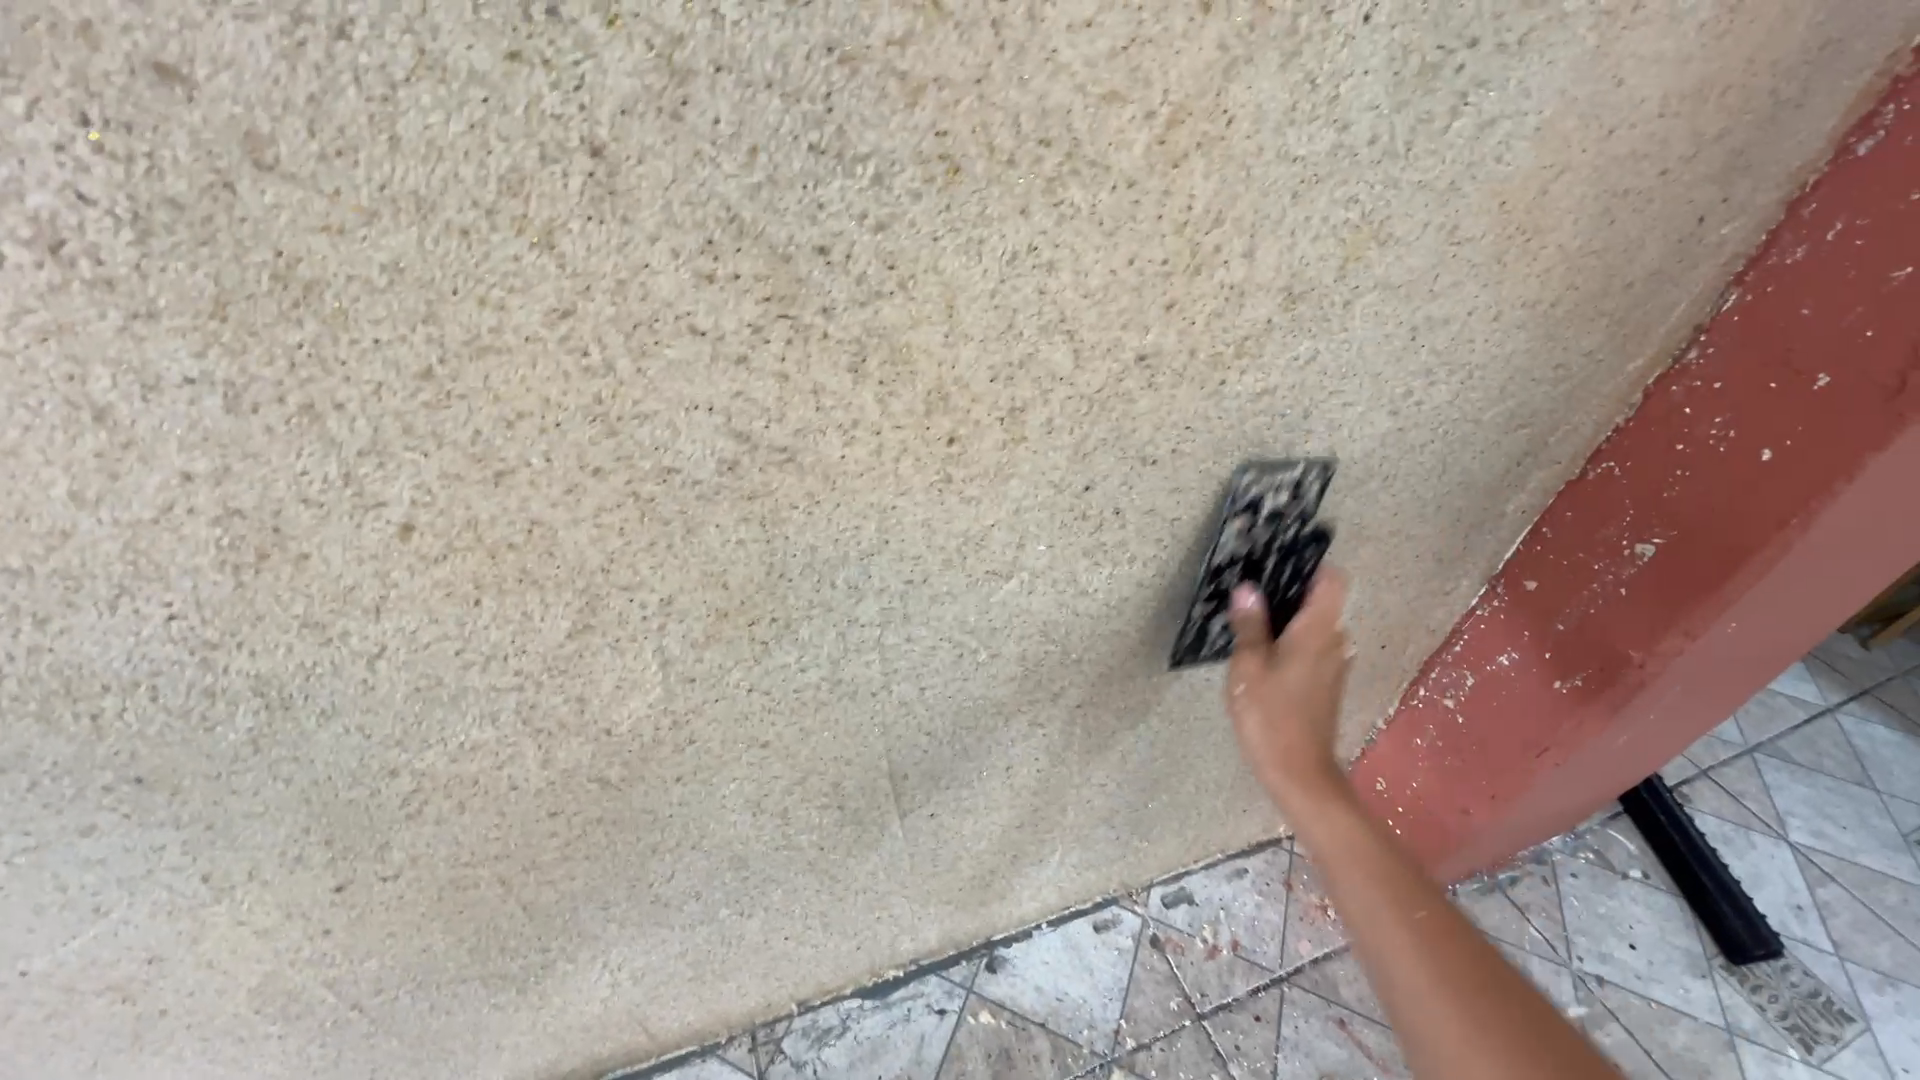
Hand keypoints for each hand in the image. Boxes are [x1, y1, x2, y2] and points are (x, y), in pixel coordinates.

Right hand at [1224, 565, 1353, 811]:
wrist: (1298, 772)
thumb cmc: (1270, 716)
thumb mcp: (1248, 667)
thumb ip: (1250, 626)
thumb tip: (1248, 589)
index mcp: (1318, 631)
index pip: (1332, 580)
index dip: (1311, 565)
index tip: (1279, 563)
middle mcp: (1335, 642)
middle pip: (1321, 602)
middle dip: (1289, 592)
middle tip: (1251, 590)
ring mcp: (1334, 665)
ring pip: (1315, 627)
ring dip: (1288, 620)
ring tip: (1250, 622)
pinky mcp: (1326, 684)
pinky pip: (1312, 648)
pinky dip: (1291, 642)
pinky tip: (1262, 654)